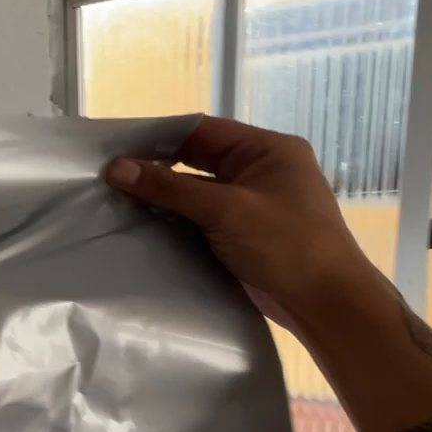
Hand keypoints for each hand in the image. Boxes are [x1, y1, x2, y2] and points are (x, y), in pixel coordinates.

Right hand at [106, 116, 383, 324]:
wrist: (324, 301)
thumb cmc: (285, 244)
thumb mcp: (224, 209)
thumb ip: (168, 187)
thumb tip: (115, 168)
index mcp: (267, 150)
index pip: (202, 130)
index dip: (157, 137)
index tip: (114, 148)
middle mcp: (259, 170)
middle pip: (195, 159)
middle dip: (154, 167)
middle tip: (107, 177)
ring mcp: (250, 201)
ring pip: (193, 189)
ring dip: (159, 195)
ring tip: (114, 200)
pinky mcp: (240, 230)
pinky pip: (197, 214)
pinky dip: (171, 217)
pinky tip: (140, 224)